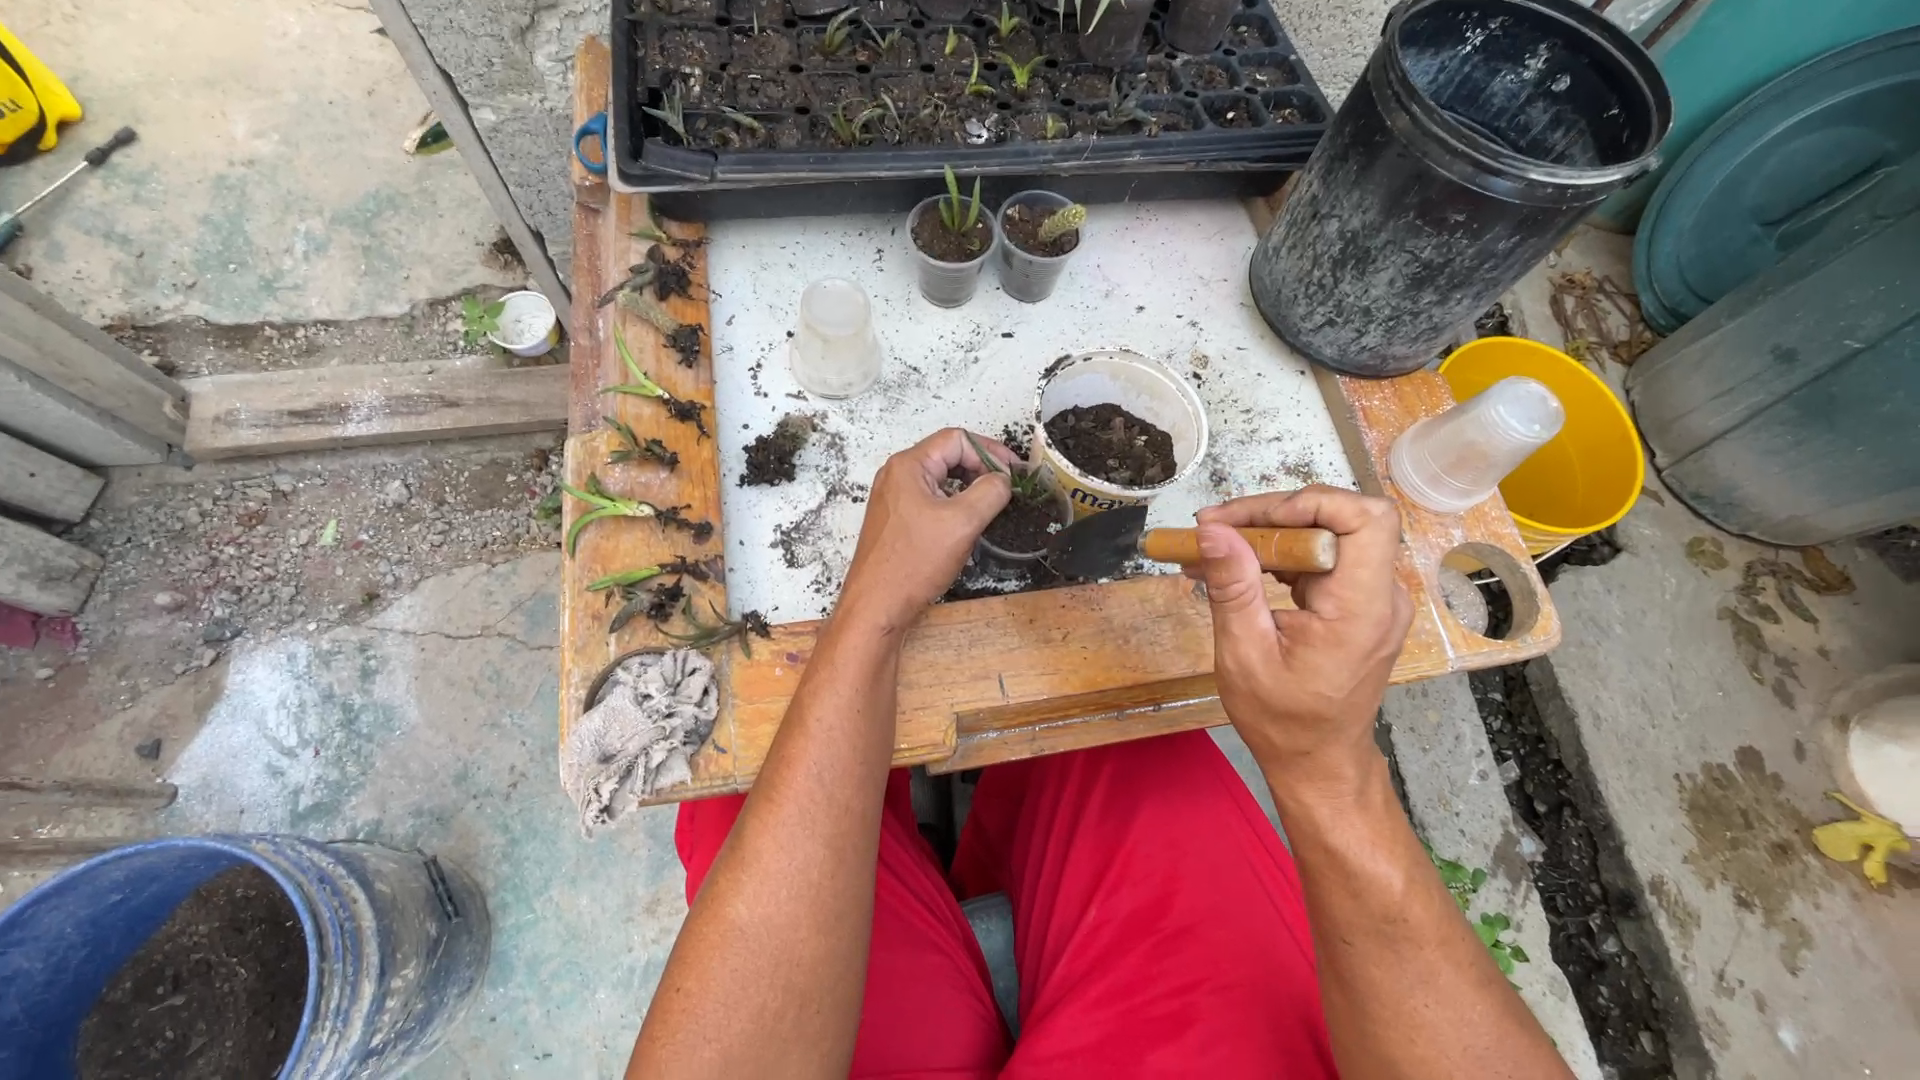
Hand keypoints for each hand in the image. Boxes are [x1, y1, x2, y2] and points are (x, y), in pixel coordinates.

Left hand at [838, 428, 1013, 635]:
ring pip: (942, 479)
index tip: (1014, 474)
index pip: (957, 440)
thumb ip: (990, 492)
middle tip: (1008, 487)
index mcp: (908, 466)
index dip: (991, 452)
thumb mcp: (962, 522)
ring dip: (970, 487)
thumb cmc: (912, 564)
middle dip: (982, 468)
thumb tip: (1003, 480)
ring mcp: (895, 498)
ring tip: (993, 505)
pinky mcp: (898, 520)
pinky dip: (955, 504)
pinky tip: (969, 523)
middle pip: (948, 455)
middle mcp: (897, 476)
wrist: (877, 606)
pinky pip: (932, 500)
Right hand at [1191, 486, 1412, 795]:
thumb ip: (1232, 587)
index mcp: (1360, 608)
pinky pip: (1322, 559)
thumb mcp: (1243, 654)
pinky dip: (1279, 555)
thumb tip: (1212, 530)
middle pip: (1341, 519)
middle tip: (1213, 527)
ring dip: (1270, 533)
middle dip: (1273, 514)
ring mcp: (1373, 599)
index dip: (1309, 502)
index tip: (1247, 520)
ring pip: (1328, 534)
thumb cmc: (1281, 719)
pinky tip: (1235, 566)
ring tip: (1213, 545)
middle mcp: (1380, 596)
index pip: (1365, 519)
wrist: (1318, 760)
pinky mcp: (1358, 604)